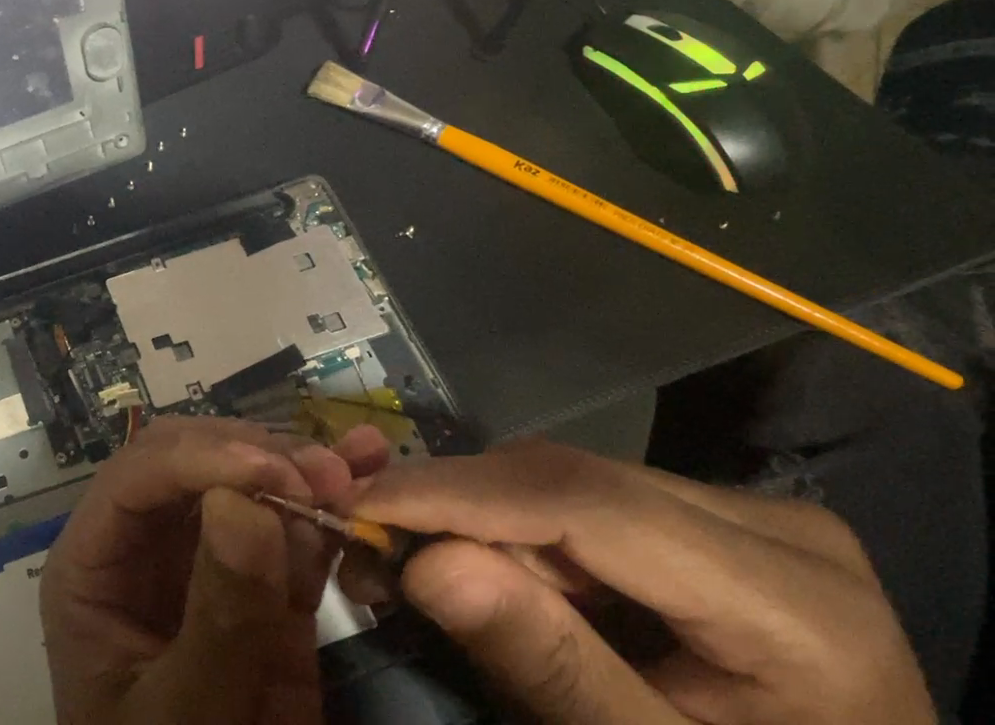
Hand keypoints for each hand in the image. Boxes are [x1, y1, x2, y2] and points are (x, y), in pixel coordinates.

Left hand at [40, 417, 391, 724]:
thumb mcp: (183, 714)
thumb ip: (217, 618)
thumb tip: (243, 503)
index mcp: (94, 567)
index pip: (134, 479)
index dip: (200, 458)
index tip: (273, 468)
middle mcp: (144, 549)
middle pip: (187, 464)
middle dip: (252, 454)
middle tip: (325, 471)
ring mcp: (205, 565)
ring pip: (242, 486)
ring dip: (297, 466)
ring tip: (354, 465)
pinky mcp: (264, 592)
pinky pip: (290, 536)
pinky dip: (327, 510)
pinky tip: (364, 477)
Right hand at [342, 440, 935, 724]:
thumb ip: (552, 668)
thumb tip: (426, 563)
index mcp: (793, 602)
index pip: (590, 504)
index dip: (459, 494)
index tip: (357, 501)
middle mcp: (772, 525)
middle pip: (572, 482)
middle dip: (457, 508)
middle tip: (370, 552)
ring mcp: (747, 517)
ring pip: (567, 482)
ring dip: (482, 521)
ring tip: (427, 577)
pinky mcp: (717, 523)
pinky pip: (585, 503)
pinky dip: (521, 534)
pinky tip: (500, 580)